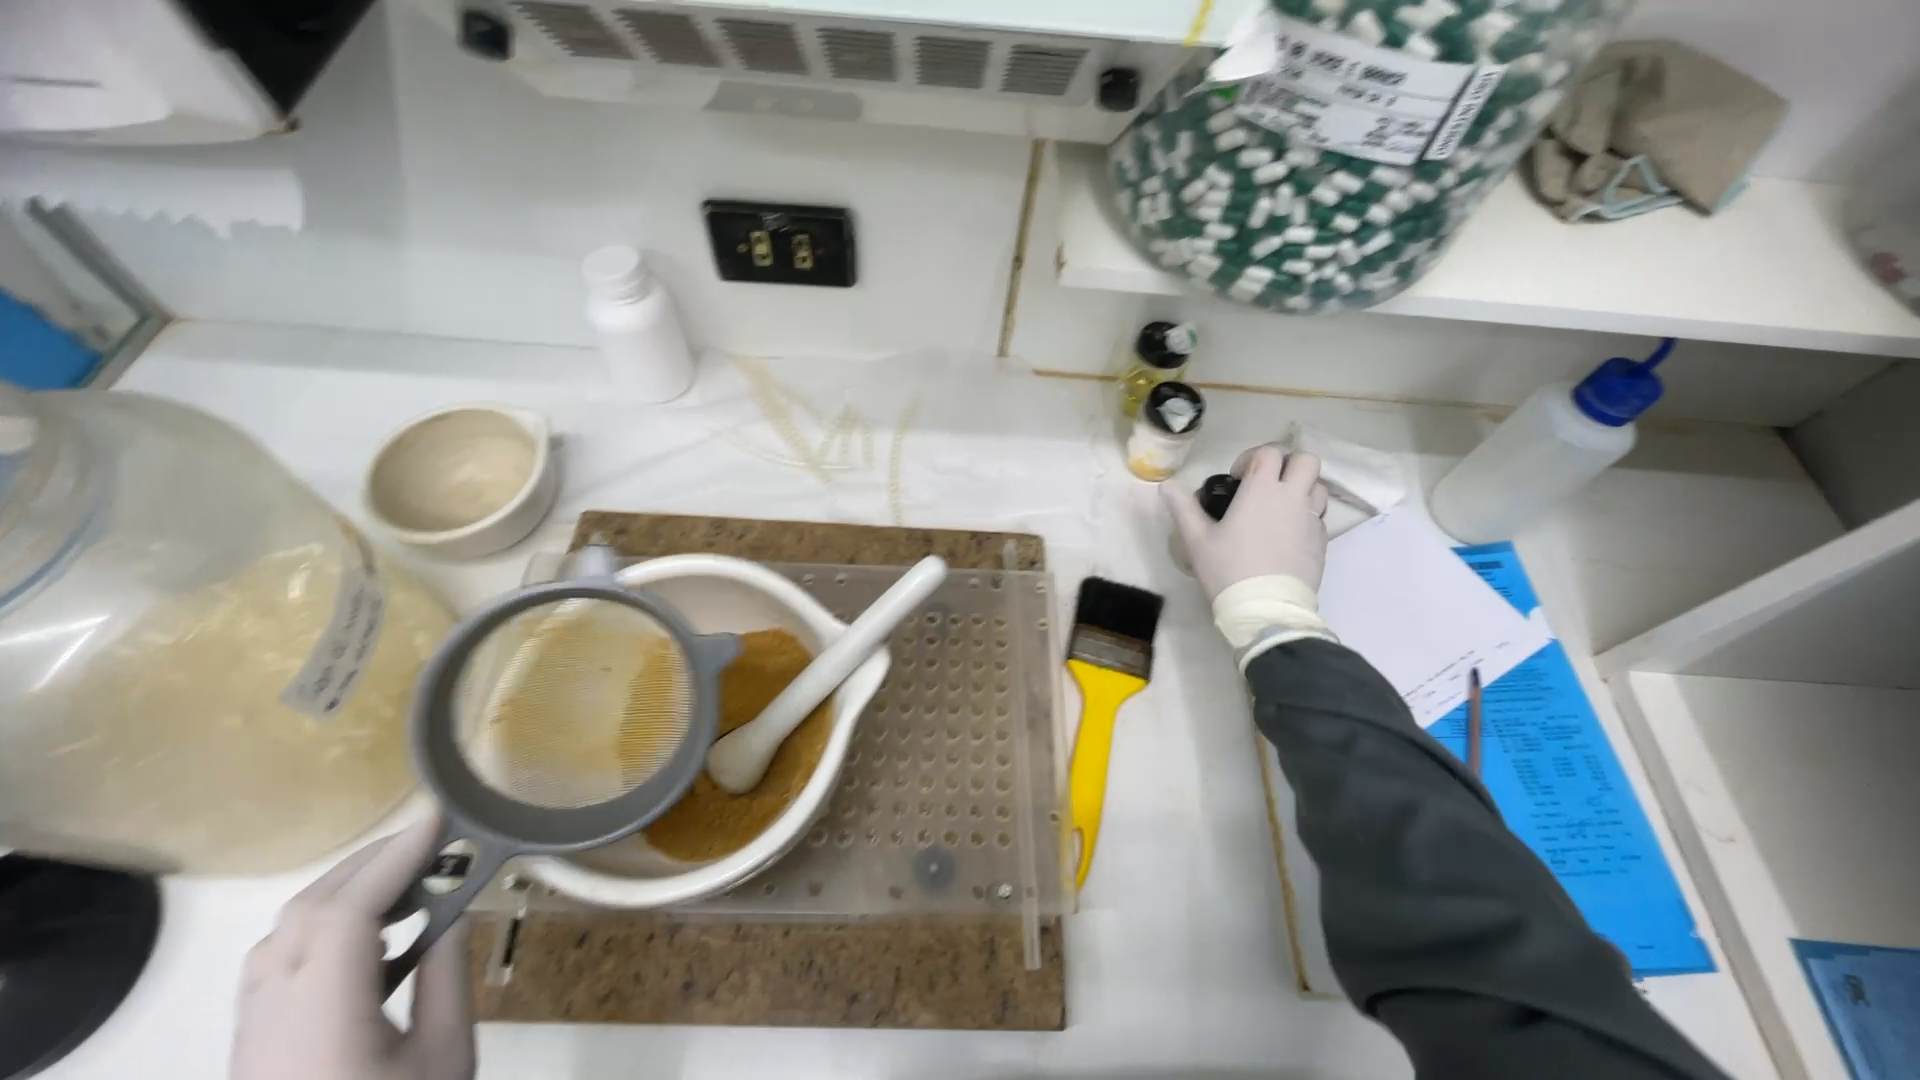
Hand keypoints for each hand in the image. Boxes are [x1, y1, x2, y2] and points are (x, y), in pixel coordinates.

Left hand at [232, 817, 473, 1079]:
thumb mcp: (446, 1057)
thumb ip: (445, 978)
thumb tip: (452, 910)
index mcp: (324, 1025)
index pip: (347, 917)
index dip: (393, 860)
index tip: (438, 822)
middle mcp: (270, 1022)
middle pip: (305, 915)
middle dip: (368, 864)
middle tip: (428, 840)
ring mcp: (250, 1038)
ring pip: (281, 937)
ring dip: (341, 894)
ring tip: (402, 881)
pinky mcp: (249, 1051)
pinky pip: (272, 967)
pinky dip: (318, 930)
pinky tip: (365, 940)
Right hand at [1165, 446, 1330, 600]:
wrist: (1266, 609)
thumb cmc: (1228, 570)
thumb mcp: (1197, 540)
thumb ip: (1182, 507)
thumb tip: (1166, 486)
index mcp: (1262, 491)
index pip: (1268, 453)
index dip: (1252, 457)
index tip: (1238, 478)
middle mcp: (1292, 498)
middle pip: (1305, 460)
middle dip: (1287, 463)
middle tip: (1267, 483)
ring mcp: (1311, 520)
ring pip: (1319, 487)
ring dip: (1302, 488)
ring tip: (1280, 507)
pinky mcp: (1322, 542)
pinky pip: (1319, 517)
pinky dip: (1306, 516)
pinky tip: (1287, 535)